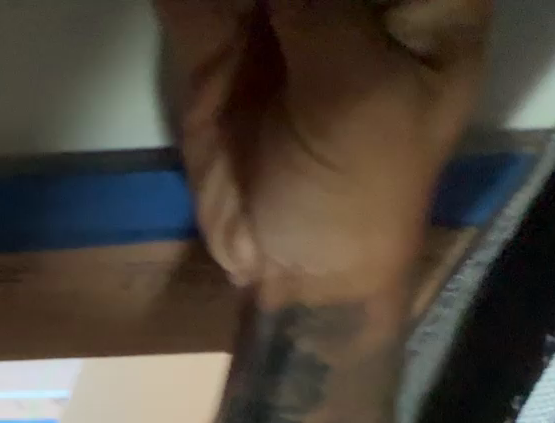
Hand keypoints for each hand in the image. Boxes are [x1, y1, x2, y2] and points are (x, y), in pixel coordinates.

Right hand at [157, 0, 490, 293]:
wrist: (290, 265)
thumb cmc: (357, 184)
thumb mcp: (357, 91)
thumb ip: (322, 13)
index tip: (290, 0)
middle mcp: (351, 1)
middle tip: (257, 1)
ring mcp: (277, 25)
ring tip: (226, 1)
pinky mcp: (217, 60)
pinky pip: (197, 8)